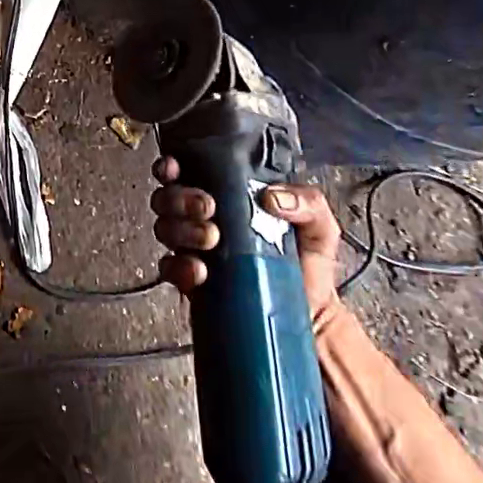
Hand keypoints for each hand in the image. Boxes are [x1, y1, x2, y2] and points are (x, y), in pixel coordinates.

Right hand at [150, 157, 343, 323]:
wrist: (308, 315)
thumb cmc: (307, 264)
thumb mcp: (319, 226)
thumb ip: (307, 202)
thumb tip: (271, 197)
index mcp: (225, 196)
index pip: (185, 172)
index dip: (170, 167)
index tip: (176, 169)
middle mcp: (201, 218)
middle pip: (166, 197)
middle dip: (179, 198)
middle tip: (208, 208)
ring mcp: (192, 248)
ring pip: (164, 227)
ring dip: (181, 229)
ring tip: (211, 239)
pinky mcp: (189, 279)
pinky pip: (168, 267)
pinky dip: (179, 267)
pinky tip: (200, 271)